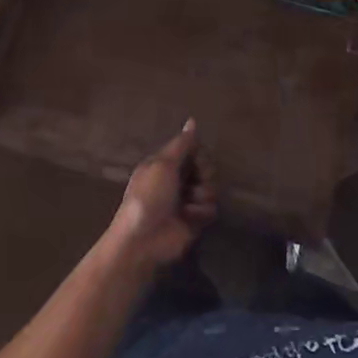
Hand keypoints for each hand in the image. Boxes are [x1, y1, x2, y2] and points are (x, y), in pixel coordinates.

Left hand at [104, 120, 217, 269]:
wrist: (145, 237)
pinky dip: (201, 212)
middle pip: (206, 168)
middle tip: (196, 183)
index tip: (197, 161)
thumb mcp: (163, 165)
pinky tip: (189, 218)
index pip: (193, 150)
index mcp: (165, 163)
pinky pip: (211, 209)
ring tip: (189, 205)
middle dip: (206, 175)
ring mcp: (186, 200)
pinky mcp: (195, 220)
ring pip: (212, 189)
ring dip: (203, 195)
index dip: (200, 155)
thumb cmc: (149, 196)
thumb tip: (192, 120)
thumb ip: (181, 144)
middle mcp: (177, 179)